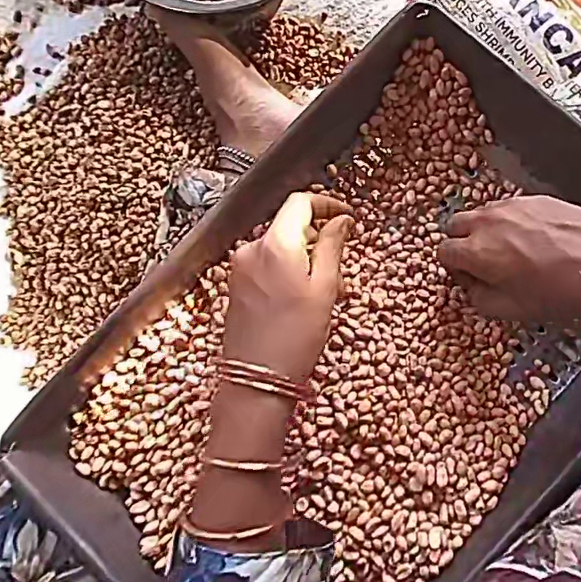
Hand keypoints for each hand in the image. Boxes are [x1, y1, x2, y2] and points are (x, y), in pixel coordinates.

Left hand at [221, 191, 354, 379]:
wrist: (256, 379)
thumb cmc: (295, 337)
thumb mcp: (324, 288)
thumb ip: (332, 246)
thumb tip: (341, 220)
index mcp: (275, 244)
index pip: (299, 202)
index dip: (326, 203)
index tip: (345, 216)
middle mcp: (251, 249)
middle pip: (288, 223)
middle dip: (316, 234)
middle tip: (340, 258)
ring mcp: (239, 267)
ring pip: (278, 245)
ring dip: (302, 254)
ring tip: (323, 285)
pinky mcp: (235, 284)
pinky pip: (265, 263)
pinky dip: (286, 268)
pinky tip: (300, 295)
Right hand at [437, 196, 580, 323]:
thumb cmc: (562, 290)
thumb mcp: (512, 309)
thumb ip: (479, 298)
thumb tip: (471, 287)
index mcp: (476, 252)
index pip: (443, 251)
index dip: (454, 267)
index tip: (469, 276)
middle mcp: (487, 222)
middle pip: (455, 225)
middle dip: (463, 242)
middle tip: (483, 260)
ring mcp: (511, 206)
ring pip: (481, 214)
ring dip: (485, 230)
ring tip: (512, 249)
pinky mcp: (533, 197)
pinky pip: (508, 207)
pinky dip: (510, 221)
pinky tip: (533, 239)